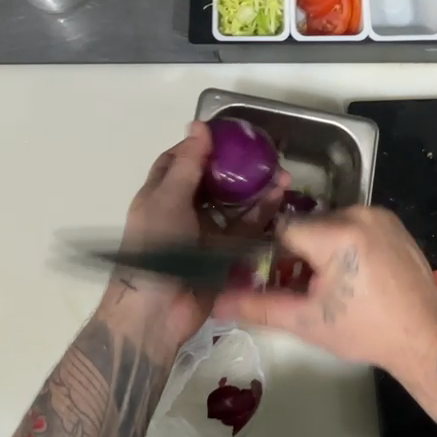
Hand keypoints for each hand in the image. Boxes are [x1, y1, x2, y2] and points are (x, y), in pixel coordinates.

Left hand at [99, 122, 287, 354]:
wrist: (157, 311)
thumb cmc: (155, 245)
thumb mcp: (169, 198)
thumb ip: (188, 163)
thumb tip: (199, 124)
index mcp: (160, 194)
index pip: (178, 161)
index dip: (199, 146)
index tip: (226, 134)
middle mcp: (182, 210)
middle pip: (211, 181)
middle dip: (235, 166)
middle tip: (262, 152)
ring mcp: (204, 233)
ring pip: (233, 204)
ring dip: (254, 187)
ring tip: (281, 170)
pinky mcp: (224, 254)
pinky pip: (245, 228)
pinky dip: (263, 212)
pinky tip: (281, 195)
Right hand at [213, 205, 436, 375]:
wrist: (425, 337)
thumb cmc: (365, 331)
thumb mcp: (307, 322)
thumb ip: (259, 306)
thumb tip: (216, 302)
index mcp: (336, 234)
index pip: (284, 229)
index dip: (276, 255)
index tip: (279, 278)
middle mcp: (357, 213)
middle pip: (308, 225)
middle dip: (302, 253)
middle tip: (309, 288)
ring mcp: (378, 214)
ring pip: (330, 223)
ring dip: (324, 247)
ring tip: (335, 283)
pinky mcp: (392, 220)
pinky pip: (354, 223)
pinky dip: (347, 242)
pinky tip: (356, 274)